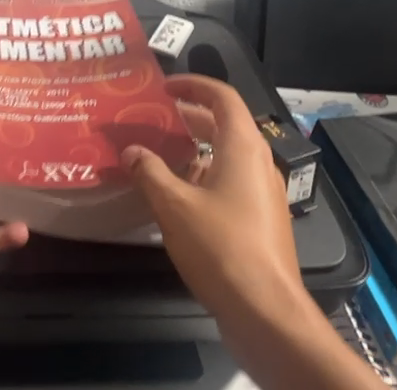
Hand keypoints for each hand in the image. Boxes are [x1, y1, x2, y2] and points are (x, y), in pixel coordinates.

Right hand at [122, 75, 309, 323]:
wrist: (266, 311)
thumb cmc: (221, 247)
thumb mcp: (173, 206)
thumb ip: (149, 172)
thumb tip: (131, 150)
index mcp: (243, 147)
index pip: (223, 97)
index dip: (194, 85)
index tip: (165, 87)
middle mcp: (259, 162)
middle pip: (225, 124)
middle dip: (190, 117)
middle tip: (154, 118)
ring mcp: (264, 193)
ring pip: (228, 155)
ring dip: (196, 149)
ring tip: (158, 154)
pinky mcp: (262, 219)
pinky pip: (232, 182)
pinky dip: (205, 175)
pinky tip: (178, 195)